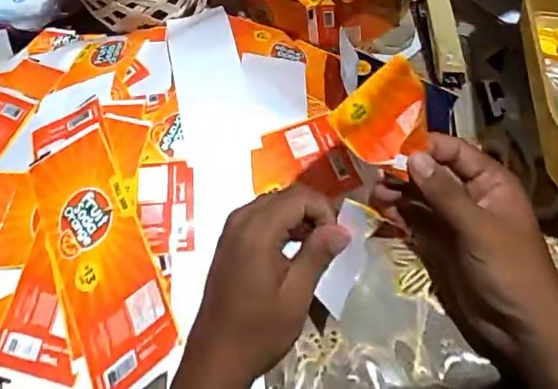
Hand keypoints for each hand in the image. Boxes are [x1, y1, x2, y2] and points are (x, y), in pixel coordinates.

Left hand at [176, 185, 349, 388]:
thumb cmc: (257, 332)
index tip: (336, 238)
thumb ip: (318, 255)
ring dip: (297, 217)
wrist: (214, 362)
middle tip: (329, 241)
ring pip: (274, 203)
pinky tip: (291, 250)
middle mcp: (241, 219)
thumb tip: (343, 229)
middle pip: (286, 196)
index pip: (300, 197)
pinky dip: (280, 224)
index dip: (324, 210)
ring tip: (314, 246)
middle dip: (312, 212)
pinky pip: (260, 216)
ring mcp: (232, 228)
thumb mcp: (295, 297)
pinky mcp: (228, 240)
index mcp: (257, 229)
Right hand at [372, 134, 557, 388]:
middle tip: (375, 172)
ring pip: (423, 196)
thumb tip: (414, 156)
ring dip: (400, 192)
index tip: (393, 145)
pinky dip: (402, 215)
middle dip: (406, 171)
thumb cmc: (510, 268)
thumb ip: (444, 192)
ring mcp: (457, 220)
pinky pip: (420, 221)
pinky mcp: (445, 244)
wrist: (523, 329)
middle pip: (434, 173)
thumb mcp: (477, 227)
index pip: (454, 151)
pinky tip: (384, 212)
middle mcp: (472, 194)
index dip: (425, 146)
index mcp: (490, 181)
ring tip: (375, 193)